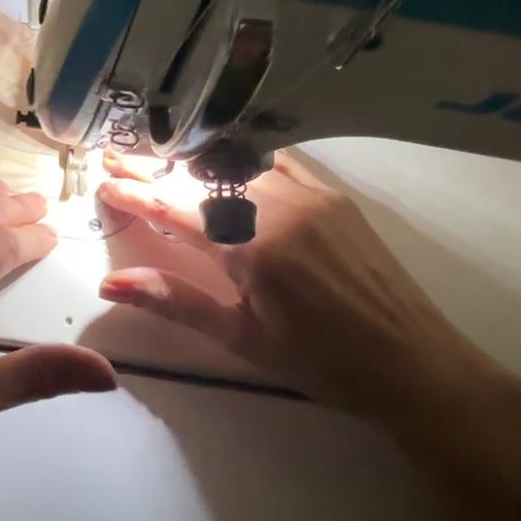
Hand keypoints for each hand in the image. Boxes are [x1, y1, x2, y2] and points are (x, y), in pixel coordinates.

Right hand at [97, 150, 520, 441]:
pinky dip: (241, 159)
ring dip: (193, 163)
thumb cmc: (322, 362)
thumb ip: (175, 302)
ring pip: (235, 165)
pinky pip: (276, 162)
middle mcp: (277, 206)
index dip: (137, 194)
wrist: (415, 363)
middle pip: (201, 178)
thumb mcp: (242, 339)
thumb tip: (112, 282)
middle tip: (117, 158)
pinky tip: (222, 157)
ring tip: (159, 160)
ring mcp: (308, 195)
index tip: (105, 183)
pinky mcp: (331, 195)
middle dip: (155, 169)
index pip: (177, 208)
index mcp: (252, 246)